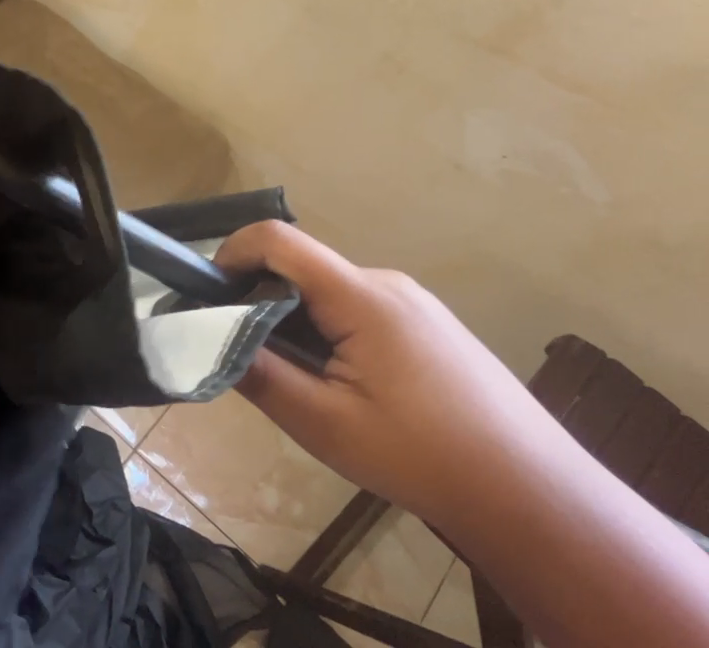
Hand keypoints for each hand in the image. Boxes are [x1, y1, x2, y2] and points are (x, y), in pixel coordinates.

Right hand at [219, 221, 567, 525]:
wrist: (540, 499)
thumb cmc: (422, 456)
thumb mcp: (321, 421)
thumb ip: (256, 371)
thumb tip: (200, 337)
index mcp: (362, 297)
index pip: (276, 239)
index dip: (228, 255)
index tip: (206, 298)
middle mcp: (387, 285)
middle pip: (297, 268)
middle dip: (257, 301)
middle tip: (244, 355)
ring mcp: (414, 305)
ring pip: (324, 293)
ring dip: (292, 323)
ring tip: (295, 380)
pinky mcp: (428, 328)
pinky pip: (355, 310)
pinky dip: (325, 333)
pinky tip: (339, 386)